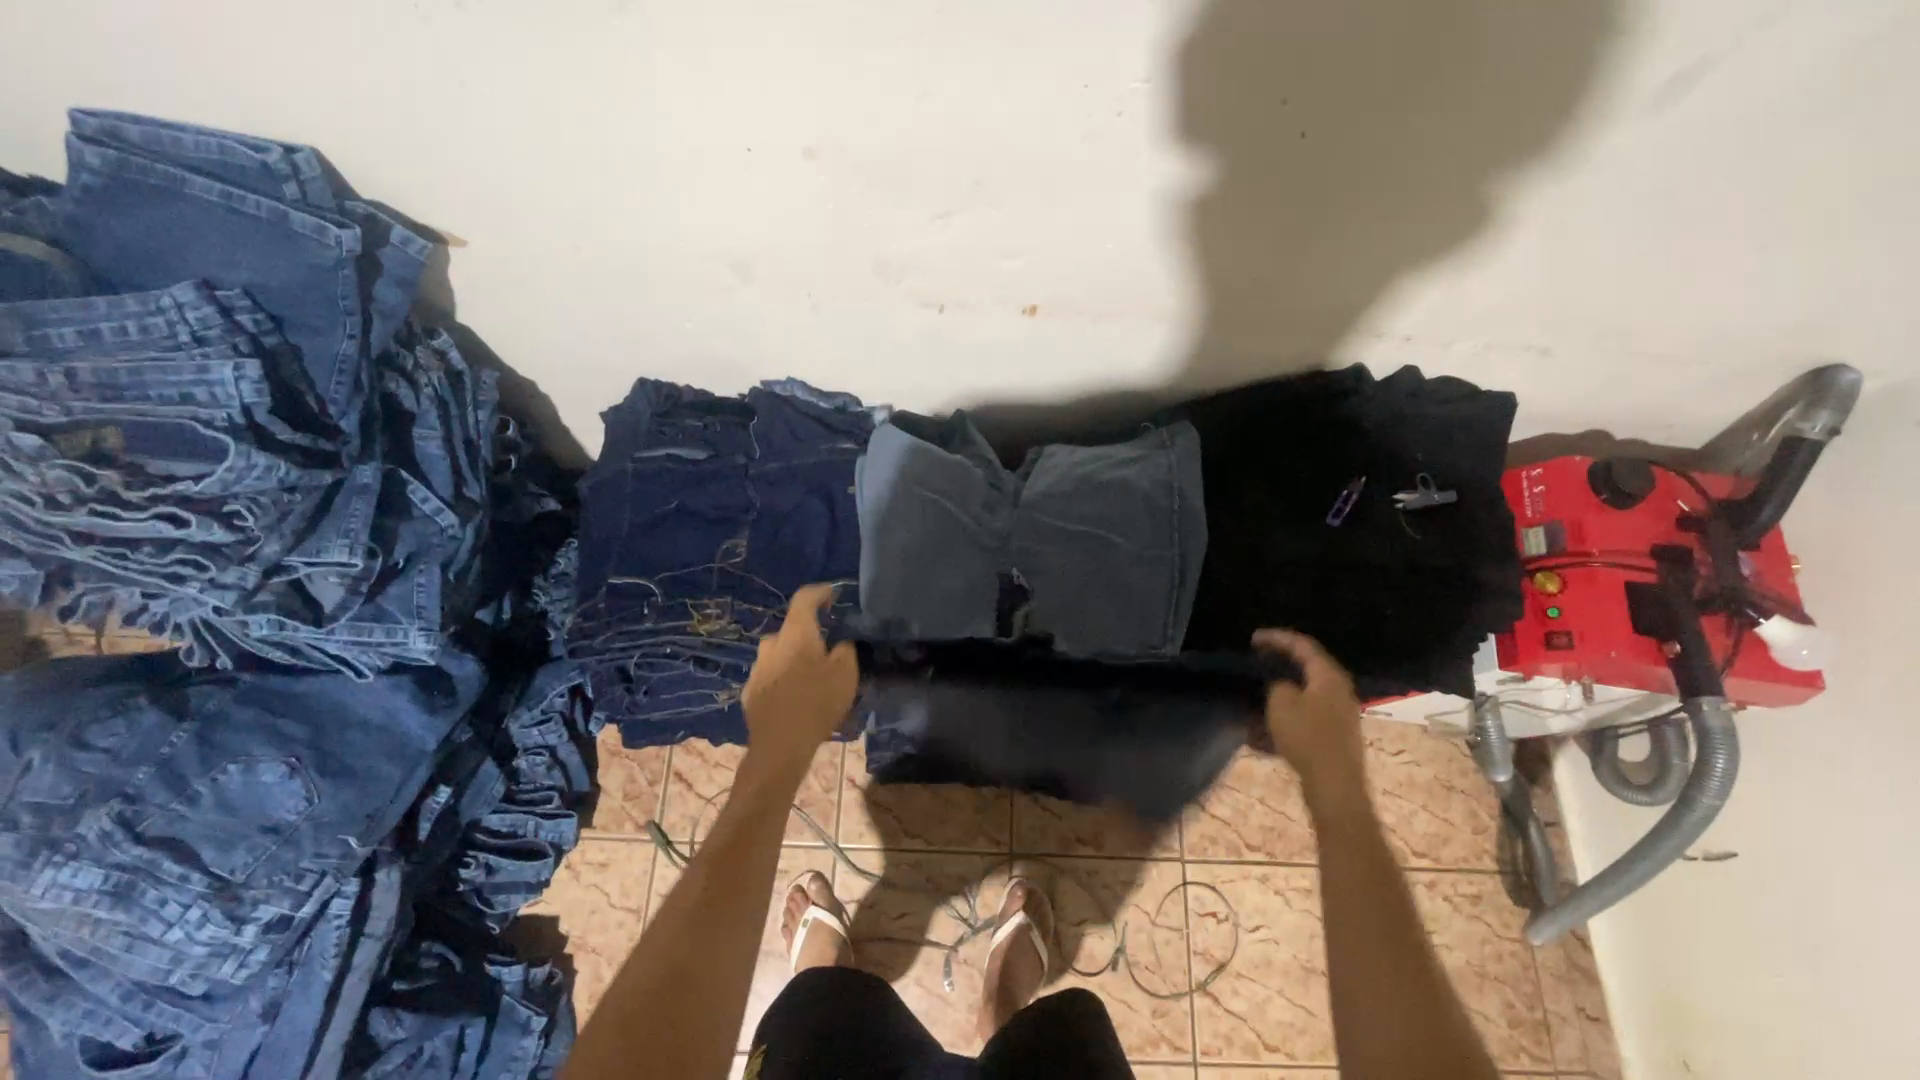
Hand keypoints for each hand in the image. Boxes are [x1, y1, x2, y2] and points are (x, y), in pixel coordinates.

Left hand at [742, 584, 859, 774]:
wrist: (780, 746)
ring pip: (780, 654)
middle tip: (829, 651)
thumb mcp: (846, 673)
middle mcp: (771, 643)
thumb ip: (845, 649)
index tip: (833, 595)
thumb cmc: (817, 703)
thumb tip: (839, 643)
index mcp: (796, 633)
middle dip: (810, 636)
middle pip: (793, 630)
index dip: (821, 592)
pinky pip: (771, 676)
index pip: (804, 597)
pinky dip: (784, 680)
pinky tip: (796, 699)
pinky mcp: (750, 691)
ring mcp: (757, 668)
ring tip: (813, 679)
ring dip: (795, 659)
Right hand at [1253, 629, 1366, 802]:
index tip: (1253, 639)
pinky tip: (1262, 738)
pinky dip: (1283, 723)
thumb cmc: (1307, 737)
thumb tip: (1282, 687)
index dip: (1276, 638)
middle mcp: (1338, 691)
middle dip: (1278, 669)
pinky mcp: (1334, 738)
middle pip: (1306, 671)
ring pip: (1302, 699)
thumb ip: (1278, 686)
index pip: (1302, 646)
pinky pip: (1303, 721)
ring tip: (1252, 707)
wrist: (1335, 785)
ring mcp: (1339, 716)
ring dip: (1277, 701)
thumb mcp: (1281, 703)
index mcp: (1328, 676)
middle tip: (1256, 664)